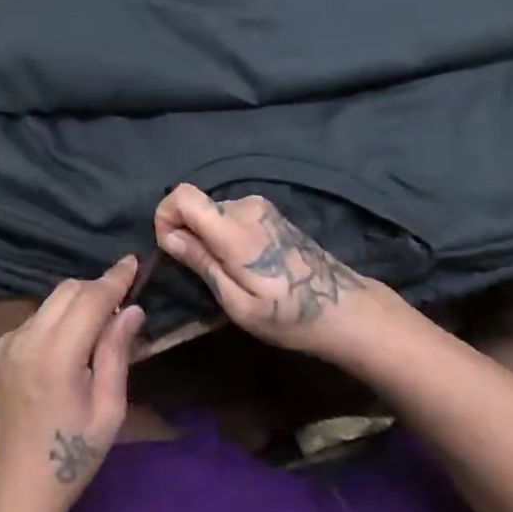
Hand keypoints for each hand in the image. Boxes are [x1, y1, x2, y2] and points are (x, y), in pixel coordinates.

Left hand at [0, 256, 146, 511]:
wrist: (15, 490)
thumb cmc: (71, 457)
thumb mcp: (108, 410)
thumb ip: (117, 353)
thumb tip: (132, 309)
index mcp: (56, 354)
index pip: (90, 298)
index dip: (114, 278)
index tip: (133, 262)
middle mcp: (25, 338)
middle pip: (66, 291)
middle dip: (95, 289)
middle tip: (120, 302)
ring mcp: (5, 342)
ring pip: (48, 304)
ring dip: (74, 305)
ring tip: (95, 330)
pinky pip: (32, 322)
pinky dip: (53, 323)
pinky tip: (64, 352)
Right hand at [154, 185, 407, 363]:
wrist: (347, 311)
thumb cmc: (290, 316)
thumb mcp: (238, 305)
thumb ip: (202, 264)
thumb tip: (169, 237)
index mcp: (234, 229)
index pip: (182, 195)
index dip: (165, 216)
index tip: (172, 248)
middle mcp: (245, 207)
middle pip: (196, 206)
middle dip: (188, 233)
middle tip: (203, 273)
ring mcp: (261, 208)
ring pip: (212, 212)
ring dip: (207, 236)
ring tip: (228, 274)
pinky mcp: (270, 214)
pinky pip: (231, 216)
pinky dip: (224, 235)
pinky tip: (246, 265)